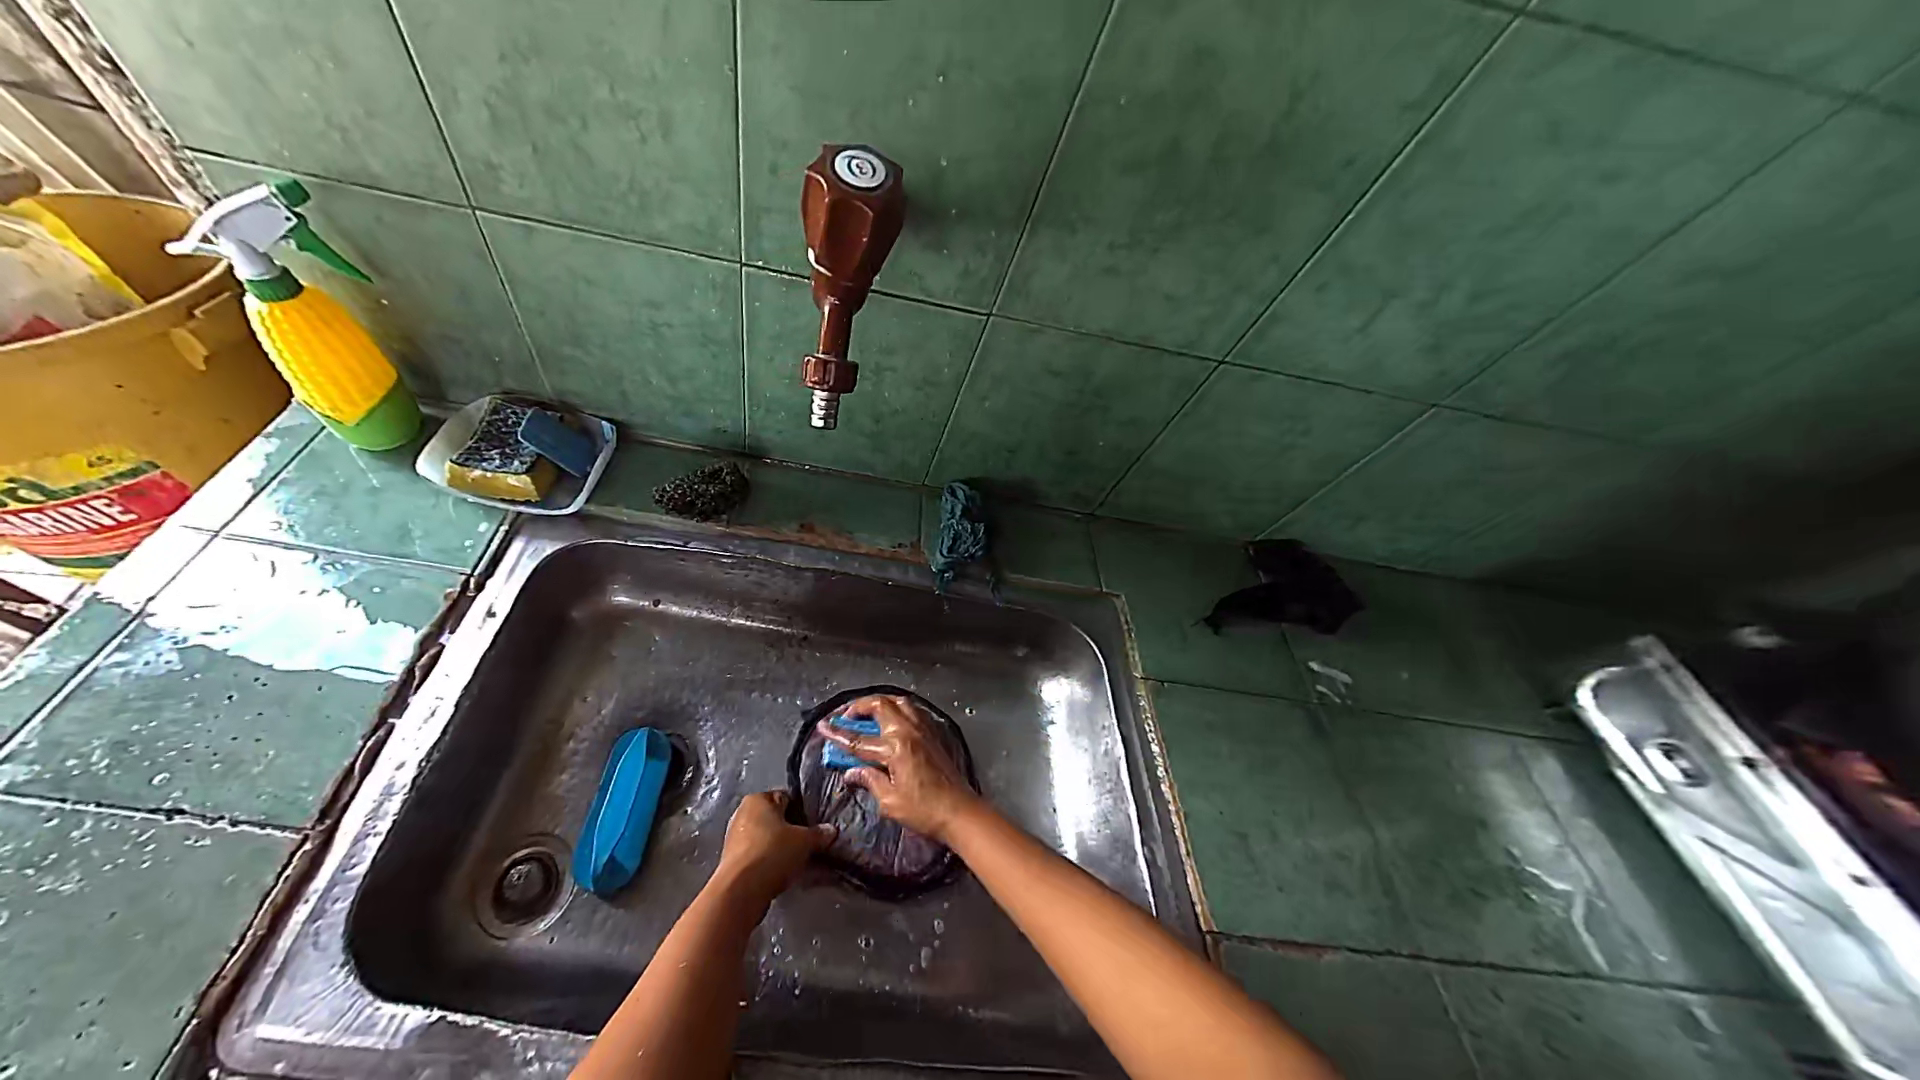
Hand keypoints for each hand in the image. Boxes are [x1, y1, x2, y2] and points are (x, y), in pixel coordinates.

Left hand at [716, 791, 834, 900]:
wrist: (740, 891)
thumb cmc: (773, 852)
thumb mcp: (805, 841)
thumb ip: (819, 834)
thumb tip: (830, 831)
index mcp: (758, 799)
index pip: (786, 798)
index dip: (802, 811)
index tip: (814, 826)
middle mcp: (743, 814)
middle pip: (776, 820)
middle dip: (792, 832)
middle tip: (809, 845)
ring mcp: (735, 839)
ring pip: (767, 840)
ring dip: (781, 849)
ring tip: (799, 862)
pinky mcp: (732, 862)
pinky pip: (758, 857)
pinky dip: (770, 863)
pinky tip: (783, 874)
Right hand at [817, 694, 979, 841]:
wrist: (960, 811)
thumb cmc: (924, 810)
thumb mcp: (890, 801)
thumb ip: (869, 780)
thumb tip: (851, 772)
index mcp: (895, 747)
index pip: (859, 739)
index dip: (838, 733)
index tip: (823, 726)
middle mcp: (909, 731)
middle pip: (879, 706)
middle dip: (858, 708)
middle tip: (845, 717)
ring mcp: (923, 730)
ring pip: (898, 702)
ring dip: (880, 703)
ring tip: (867, 714)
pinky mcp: (934, 734)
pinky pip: (912, 711)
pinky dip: (898, 709)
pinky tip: (892, 720)